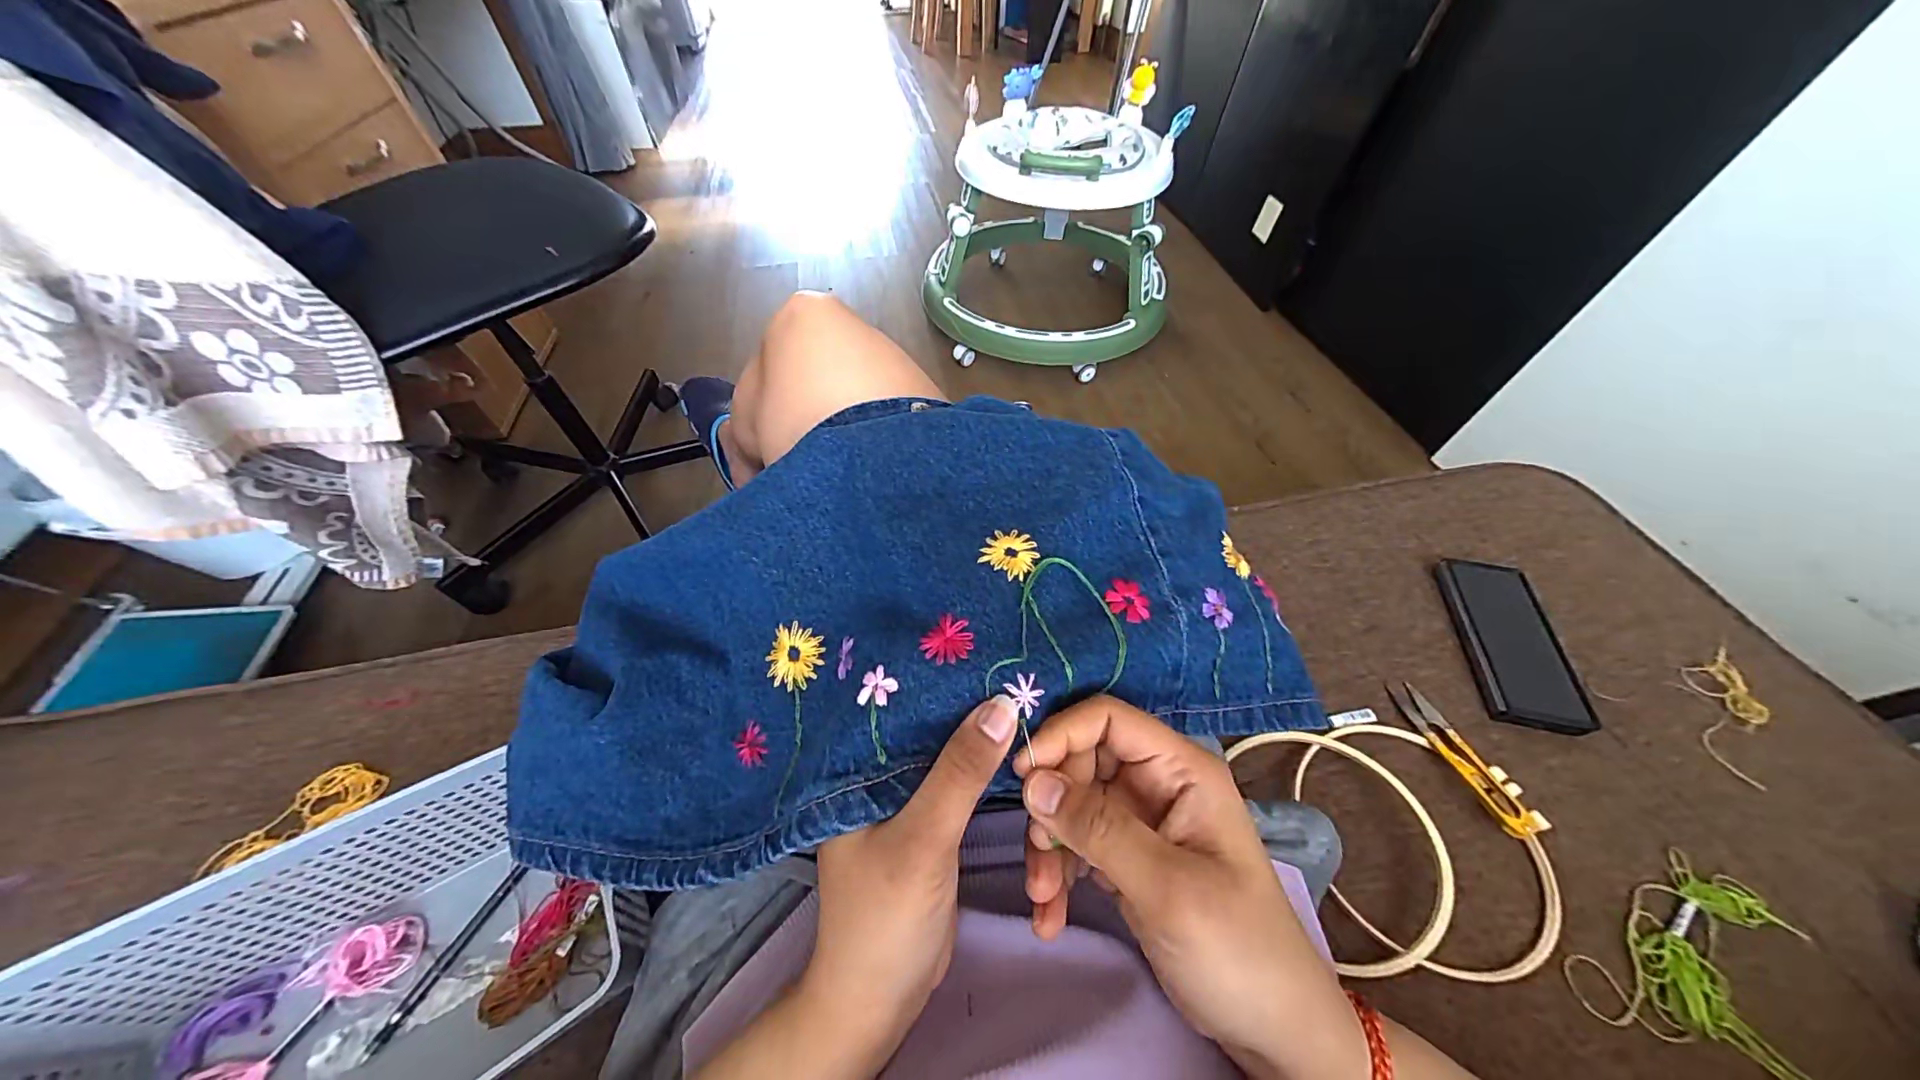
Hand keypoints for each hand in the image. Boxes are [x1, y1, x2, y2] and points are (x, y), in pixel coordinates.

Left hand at [796, 694, 1019, 1068]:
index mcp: (854, 772)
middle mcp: (875, 778)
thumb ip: (958, 775)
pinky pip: (956, 784)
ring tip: (1019, 692)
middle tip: (1013, 662)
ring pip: (944, 755)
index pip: (895, 708)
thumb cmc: (884, 917)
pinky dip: (979, 769)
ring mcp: (904, 801)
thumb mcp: (922, 840)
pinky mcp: (928, 825)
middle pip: (924, 728)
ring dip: (976, 735)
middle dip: (963, 702)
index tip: (984, 644)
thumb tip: (1001, 705)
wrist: (884, 997)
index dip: (937, 678)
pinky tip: (1007, 748)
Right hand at [1014, 696, 1367, 1079]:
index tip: (1023, 776)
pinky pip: (1076, 845)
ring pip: (1070, 805)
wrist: (1271, 1028)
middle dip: (1051, 803)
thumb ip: (1098, 828)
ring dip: (1048, 847)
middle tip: (1039, 850)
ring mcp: (1140, 822)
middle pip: (1081, 762)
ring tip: (1043, 897)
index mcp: (1181, 769)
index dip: (1061, 734)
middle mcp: (1157, 784)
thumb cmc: (1236, 947)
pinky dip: (1058, 874)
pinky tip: (1051, 916)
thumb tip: (1032, 781)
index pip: (1108, 719)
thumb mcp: (1166, 887)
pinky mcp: (1126, 858)